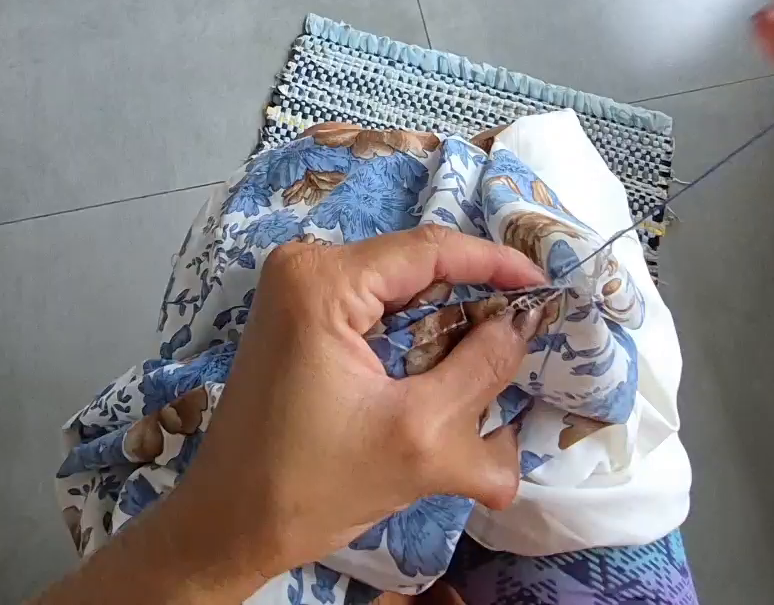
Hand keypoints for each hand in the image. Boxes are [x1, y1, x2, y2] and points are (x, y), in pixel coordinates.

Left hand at [159, 226, 544, 588]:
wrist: (227, 525)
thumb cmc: (311, 485)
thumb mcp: (417, 435)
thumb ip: (481, 369)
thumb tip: (523, 322)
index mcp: (321, 278)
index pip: (429, 249)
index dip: (495, 263)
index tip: (545, 288)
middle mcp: (305, 264)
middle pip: (413, 268)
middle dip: (470, 301)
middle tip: (521, 337)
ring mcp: (297, 287)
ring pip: (398, 289)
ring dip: (444, 324)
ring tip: (484, 365)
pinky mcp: (299, 313)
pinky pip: (374, 307)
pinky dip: (413, 335)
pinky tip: (437, 372)